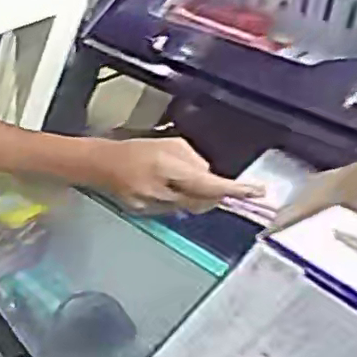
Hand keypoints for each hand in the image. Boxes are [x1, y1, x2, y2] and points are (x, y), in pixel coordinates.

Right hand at [84, 137, 261, 213]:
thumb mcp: (172, 145)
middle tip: (228, 189)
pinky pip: (171, 210)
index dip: (234, 189)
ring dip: (196, 197)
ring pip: (187, 207)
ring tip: (184, 184)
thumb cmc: (136, 150)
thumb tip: (211, 177)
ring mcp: (148, 204)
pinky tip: (167, 190)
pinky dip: (178, 201)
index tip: (256, 192)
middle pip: (201, 201)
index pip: (208, 184)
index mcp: (167, 168)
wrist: (100, 165)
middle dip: (216, 195)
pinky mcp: (141, 212)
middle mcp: (158, 190)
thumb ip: (195, 161)